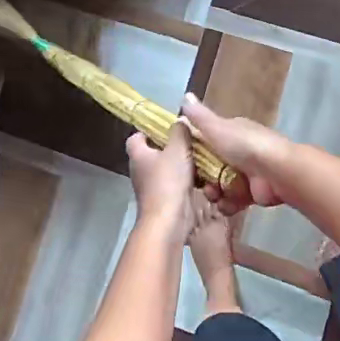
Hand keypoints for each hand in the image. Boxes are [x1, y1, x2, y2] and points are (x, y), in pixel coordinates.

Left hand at [125, 121, 195, 235]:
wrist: (168, 221)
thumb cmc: (168, 181)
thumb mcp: (178, 149)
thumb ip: (180, 131)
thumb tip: (180, 119)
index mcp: (138, 155)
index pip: (136, 137)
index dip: (149, 130)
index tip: (167, 128)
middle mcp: (141, 170)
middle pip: (154, 153)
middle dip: (172, 146)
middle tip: (191, 140)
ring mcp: (151, 187)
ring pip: (167, 169)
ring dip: (182, 164)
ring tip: (201, 157)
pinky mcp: (164, 200)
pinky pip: (176, 184)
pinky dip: (187, 180)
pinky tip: (203, 177)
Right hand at [181, 94, 291, 213]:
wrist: (276, 171)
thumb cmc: (244, 145)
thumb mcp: (216, 127)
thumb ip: (199, 116)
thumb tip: (185, 95)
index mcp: (232, 131)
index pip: (207, 140)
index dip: (195, 152)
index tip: (183, 163)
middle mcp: (239, 150)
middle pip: (211, 166)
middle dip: (204, 178)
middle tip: (201, 184)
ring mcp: (247, 172)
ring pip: (220, 185)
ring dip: (215, 193)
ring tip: (216, 196)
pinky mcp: (252, 193)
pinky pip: (233, 200)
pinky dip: (229, 204)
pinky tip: (228, 204)